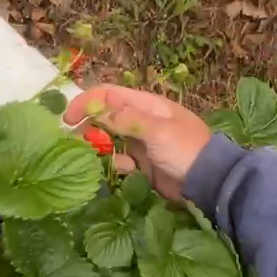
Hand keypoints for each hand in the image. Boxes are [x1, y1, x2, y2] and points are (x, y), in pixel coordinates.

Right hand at [63, 85, 212, 200]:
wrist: (209, 182)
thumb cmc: (186, 150)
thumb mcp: (157, 131)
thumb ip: (127, 119)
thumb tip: (98, 110)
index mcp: (146, 105)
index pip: (108, 95)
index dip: (86, 102)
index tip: (67, 119)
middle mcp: (140, 120)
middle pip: (104, 117)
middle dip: (88, 127)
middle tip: (75, 143)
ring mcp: (141, 142)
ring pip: (109, 140)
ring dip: (98, 147)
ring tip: (92, 158)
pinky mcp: (142, 163)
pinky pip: (119, 160)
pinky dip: (115, 164)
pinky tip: (122, 171)